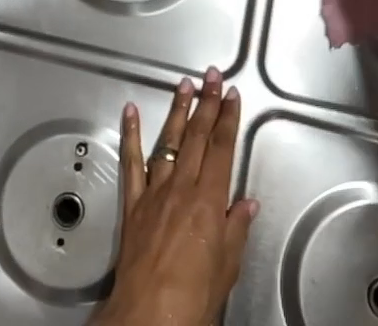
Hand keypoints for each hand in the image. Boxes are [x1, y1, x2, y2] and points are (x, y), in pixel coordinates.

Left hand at [92, 70, 258, 325]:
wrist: (150, 314)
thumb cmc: (194, 295)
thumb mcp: (227, 265)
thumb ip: (236, 228)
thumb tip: (246, 203)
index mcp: (209, 201)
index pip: (222, 149)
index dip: (228, 119)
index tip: (232, 96)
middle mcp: (182, 189)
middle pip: (198, 137)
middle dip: (207, 103)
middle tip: (212, 76)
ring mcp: (155, 193)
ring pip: (169, 142)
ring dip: (178, 112)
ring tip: (184, 85)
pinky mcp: (134, 204)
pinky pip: (132, 163)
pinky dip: (132, 135)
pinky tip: (132, 112)